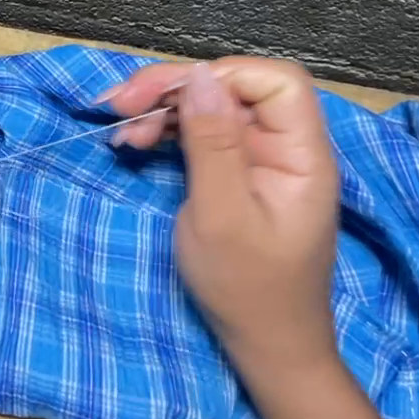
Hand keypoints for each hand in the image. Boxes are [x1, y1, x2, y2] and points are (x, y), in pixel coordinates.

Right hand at [103, 59, 340, 370]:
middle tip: (118, 102)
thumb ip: (212, 143)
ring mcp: (257, 157)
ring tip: (120, 128)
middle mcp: (282, 146)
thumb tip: (200, 75)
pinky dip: (163, 128)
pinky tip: (133, 140)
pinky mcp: (233, 168)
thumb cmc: (247, 286)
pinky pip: (197, 129)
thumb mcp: (221, 215)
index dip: (221, 75)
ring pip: (208, 104)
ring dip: (160, 107)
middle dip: (173, 87)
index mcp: (300, 155)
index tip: (169, 96)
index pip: (275, 82)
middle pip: (231, 86)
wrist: (261, 343)